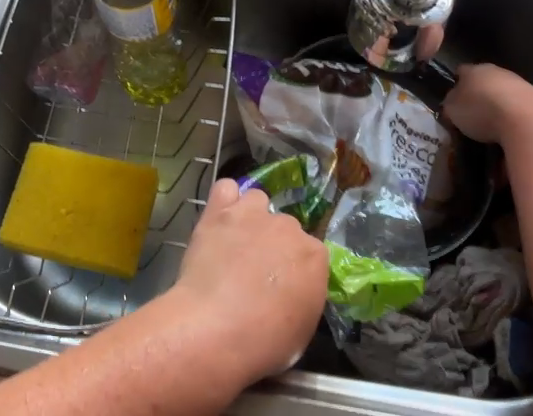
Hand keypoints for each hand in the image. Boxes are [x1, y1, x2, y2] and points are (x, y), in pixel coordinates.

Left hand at [168, 178, 326, 382]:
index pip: (312, 255)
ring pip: (257, 201)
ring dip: (251, 217)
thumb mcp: (302, 332)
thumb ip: (304, 298)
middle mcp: (288, 228)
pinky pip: (226, 189)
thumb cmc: (264, 342)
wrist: (216, 328)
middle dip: (274, 246)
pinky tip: (220, 219)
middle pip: (285, 228)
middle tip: (255, 272)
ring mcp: (253, 214)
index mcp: (315, 257)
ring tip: (236, 242)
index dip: (296, 271)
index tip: (283, 288)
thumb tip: (293, 292)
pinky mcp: (220, 211)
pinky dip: (224, 201)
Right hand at [444, 63, 532, 144]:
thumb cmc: (482, 111)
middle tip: (472, 118)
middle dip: (479, 97)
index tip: (452, 102)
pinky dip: (515, 119)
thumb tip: (452, 106)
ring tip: (493, 130)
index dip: (455, 85)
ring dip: (499, 108)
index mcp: (473, 69)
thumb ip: (450, 105)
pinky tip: (512, 134)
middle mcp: (497, 71)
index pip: (460, 72)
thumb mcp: (452, 110)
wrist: (529, 121)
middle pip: (484, 82)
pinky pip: (520, 109)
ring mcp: (521, 85)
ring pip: (504, 94)